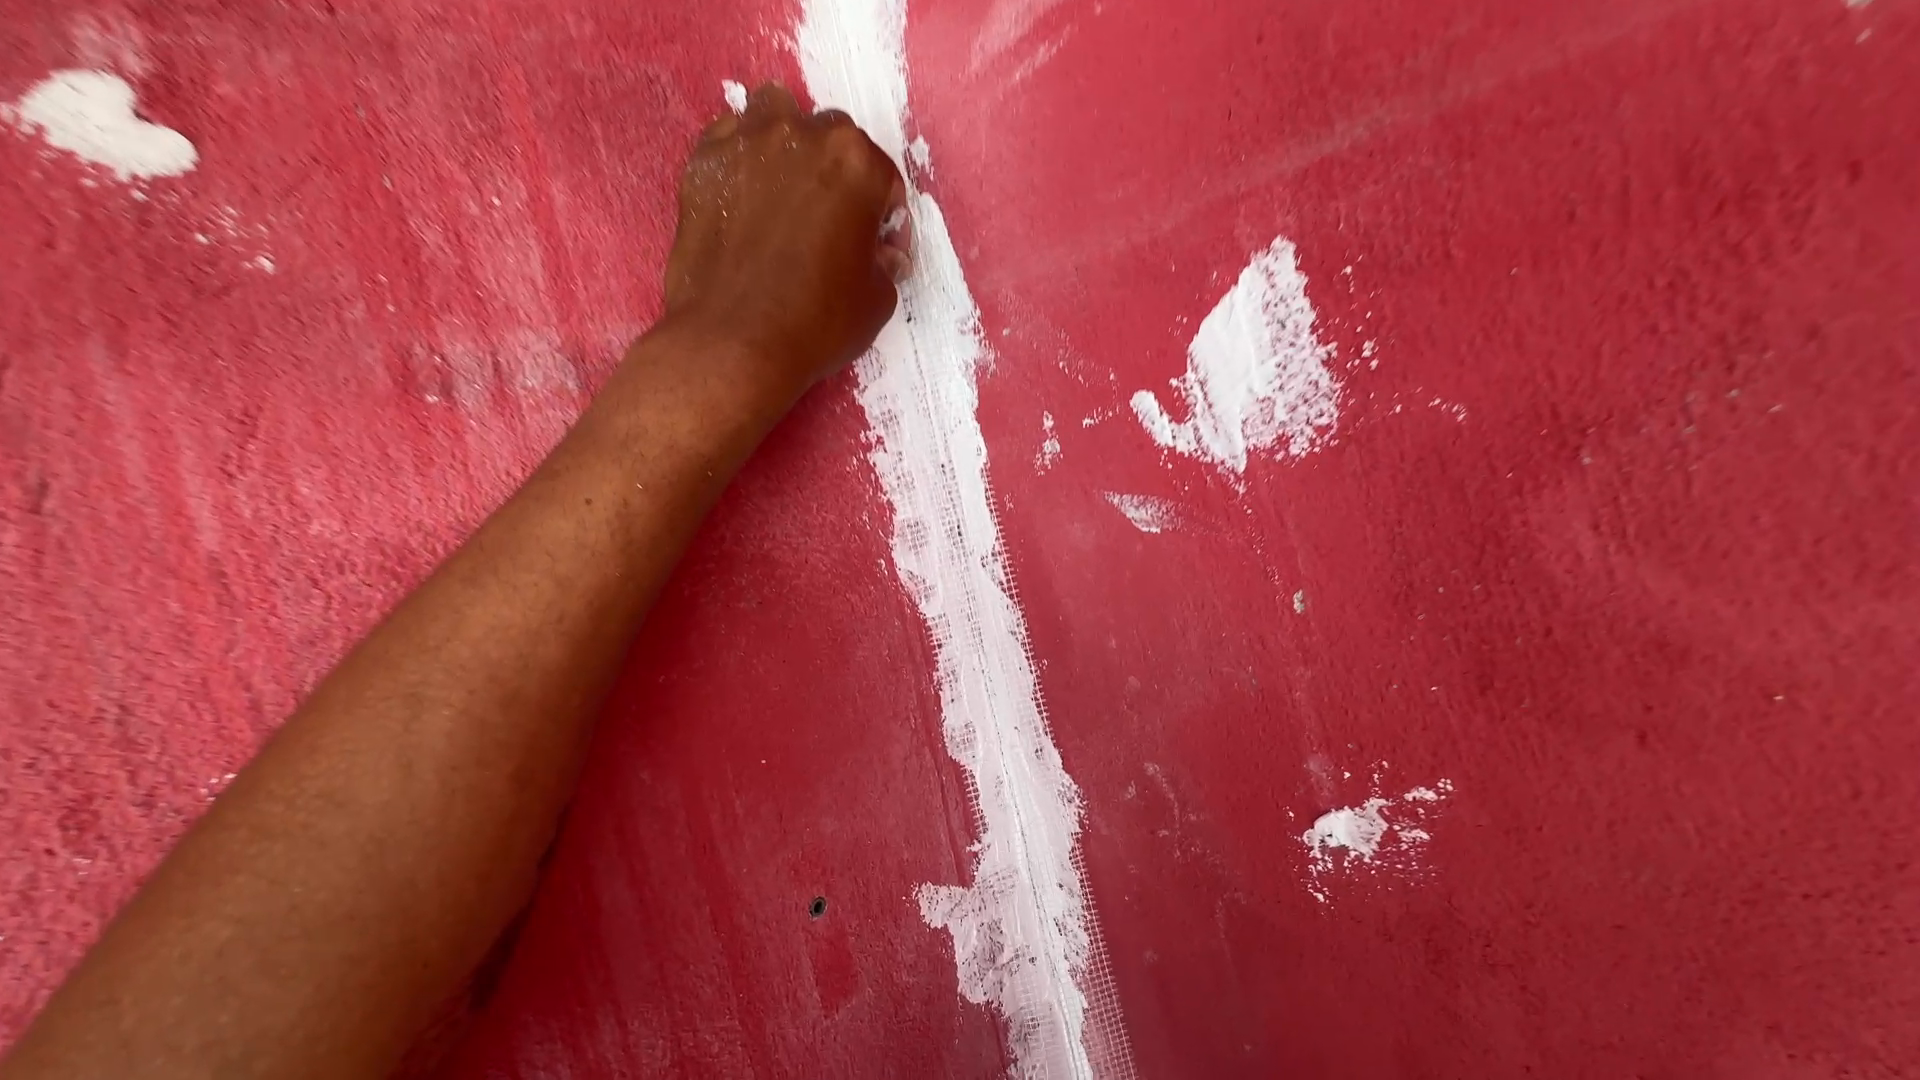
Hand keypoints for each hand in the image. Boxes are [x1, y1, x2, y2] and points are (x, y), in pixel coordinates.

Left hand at [661, 83, 911, 394]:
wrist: (734, 343)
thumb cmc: (818, 324)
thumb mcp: (878, 299)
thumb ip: (884, 262)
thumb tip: (880, 253)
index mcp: (857, 162)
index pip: (884, 179)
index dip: (885, 220)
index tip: (878, 250)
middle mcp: (804, 135)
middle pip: (832, 140)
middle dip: (839, 178)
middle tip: (832, 225)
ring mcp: (747, 142)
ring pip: (776, 117)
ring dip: (789, 146)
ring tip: (786, 192)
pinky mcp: (703, 163)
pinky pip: (731, 142)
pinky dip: (744, 162)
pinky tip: (746, 201)